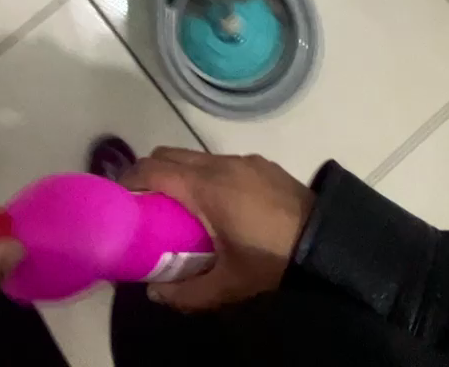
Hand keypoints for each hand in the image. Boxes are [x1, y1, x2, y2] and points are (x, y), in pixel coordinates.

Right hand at [121, 147, 312, 311]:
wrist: (329, 242)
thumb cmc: (272, 259)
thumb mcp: (230, 285)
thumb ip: (187, 291)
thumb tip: (155, 293)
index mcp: (204, 187)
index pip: (153, 168)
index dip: (130, 178)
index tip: (119, 196)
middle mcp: (217, 163)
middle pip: (168, 154)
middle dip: (149, 173)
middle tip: (144, 203)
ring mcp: (240, 159)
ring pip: (194, 155)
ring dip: (178, 173)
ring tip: (178, 206)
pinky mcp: (258, 162)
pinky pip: (218, 161)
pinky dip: (204, 175)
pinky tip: (217, 205)